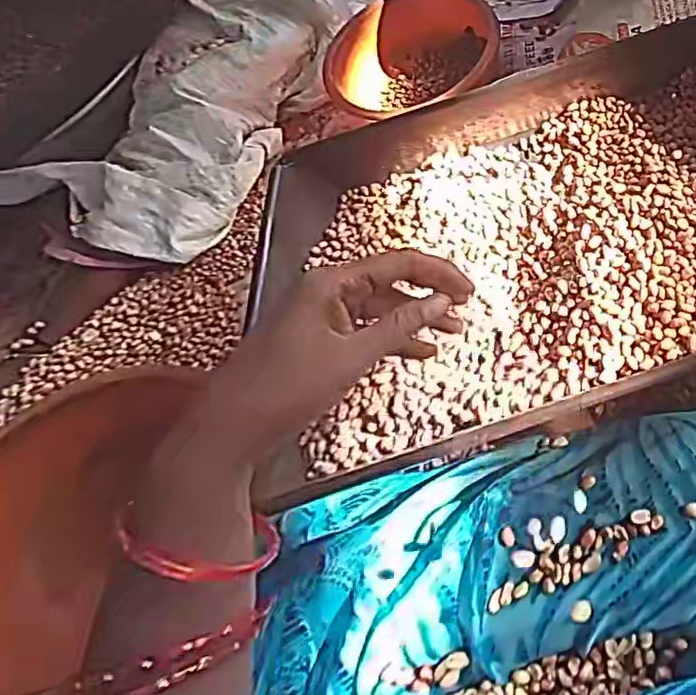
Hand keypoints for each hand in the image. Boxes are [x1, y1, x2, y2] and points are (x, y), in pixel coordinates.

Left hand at [188, 252, 474, 462]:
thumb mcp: (352, 355)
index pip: (398, 263)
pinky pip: (369, 329)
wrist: (228, 430)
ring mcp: (324, 316)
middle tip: (465, 304)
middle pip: (392, 282)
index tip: (467, 288)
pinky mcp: (322, 340)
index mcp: (329, 283)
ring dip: (417, 319)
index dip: (438, 274)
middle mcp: (327, 292)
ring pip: (384, 307)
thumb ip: (402, 325)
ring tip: (451, 329)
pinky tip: (421, 350)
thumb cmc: (282, 389)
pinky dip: (395, 338)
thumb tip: (442, 302)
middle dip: (431, 294)